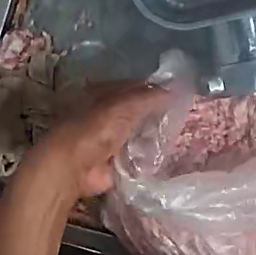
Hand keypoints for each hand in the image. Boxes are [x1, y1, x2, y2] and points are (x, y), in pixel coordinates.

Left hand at [28, 81, 170, 196]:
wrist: (74, 168)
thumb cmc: (96, 128)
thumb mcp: (125, 105)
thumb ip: (150, 96)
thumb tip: (175, 89)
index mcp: (100, 93)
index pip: (133, 86)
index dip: (154, 89)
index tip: (177, 95)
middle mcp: (102, 113)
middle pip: (136, 110)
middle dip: (156, 113)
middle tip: (181, 115)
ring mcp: (107, 137)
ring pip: (137, 131)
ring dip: (153, 134)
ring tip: (177, 133)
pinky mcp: (112, 159)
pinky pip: (137, 153)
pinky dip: (149, 154)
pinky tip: (166, 153)